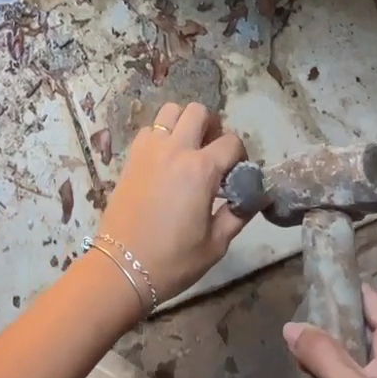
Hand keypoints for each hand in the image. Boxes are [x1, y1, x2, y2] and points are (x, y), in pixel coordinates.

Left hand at [94, 102, 249, 302]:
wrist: (122, 266)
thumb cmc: (173, 260)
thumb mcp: (216, 245)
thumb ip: (237, 215)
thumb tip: (254, 198)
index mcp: (200, 170)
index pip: (231, 142)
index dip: (240, 155)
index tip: (237, 173)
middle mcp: (175, 150)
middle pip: (199, 112)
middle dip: (212, 126)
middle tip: (213, 151)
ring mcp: (150, 149)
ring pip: (170, 110)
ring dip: (184, 122)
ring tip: (188, 148)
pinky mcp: (132, 156)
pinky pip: (149, 129)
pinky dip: (161, 134)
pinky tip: (164, 158)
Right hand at [284, 284, 376, 377]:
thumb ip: (322, 355)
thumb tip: (291, 325)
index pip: (372, 298)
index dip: (345, 284)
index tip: (313, 276)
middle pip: (360, 327)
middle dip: (329, 322)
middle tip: (297, 319)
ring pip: (354, 356)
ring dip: (328, 353)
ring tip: (299, 347)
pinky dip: (334, 377)